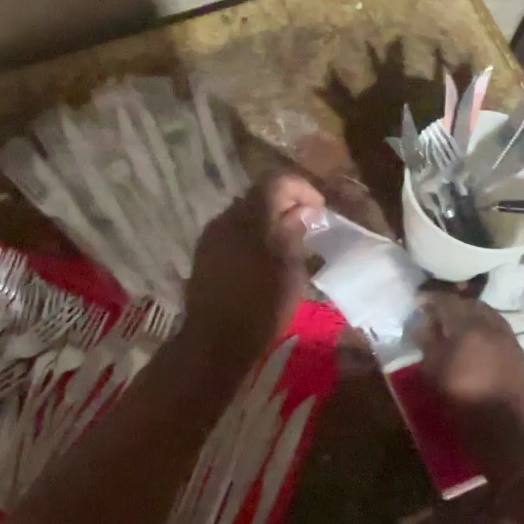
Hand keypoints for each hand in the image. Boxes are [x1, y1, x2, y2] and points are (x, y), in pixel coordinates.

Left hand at [182, 172, 324, 363]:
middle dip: (285, 204)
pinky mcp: (203, 256)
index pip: (277, 182)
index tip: (320, 208)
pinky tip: (264, 260)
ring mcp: (210, 237)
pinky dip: (251, 238)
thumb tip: (301, 212)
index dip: (302, 188)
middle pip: (258, 197)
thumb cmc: (261, 306)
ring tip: (288, 244)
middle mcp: (226, 218)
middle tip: (307, 225)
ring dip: (267, 222)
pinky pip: (231, 235)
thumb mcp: (290, 270)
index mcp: (251, 217)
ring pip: (243, 216)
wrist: (215, 342)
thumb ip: (294, 234)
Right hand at [417, 291, 523, 449]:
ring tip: (459, 324)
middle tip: (439, 311)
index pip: (447, 301)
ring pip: (490, 316)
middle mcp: (492, 326)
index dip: (432, 298)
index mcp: (468, 327)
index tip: (420, 300)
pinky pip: (501, 331)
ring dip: (473, 315)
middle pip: (472, 304)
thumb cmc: (461, 399)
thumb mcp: (433, 371)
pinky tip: (478, 341)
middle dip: (455, 304)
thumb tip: (425, 322)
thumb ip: (428, 342)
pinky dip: (487, 329)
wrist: (504, 429)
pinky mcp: (520, 355)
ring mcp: (510, 340)